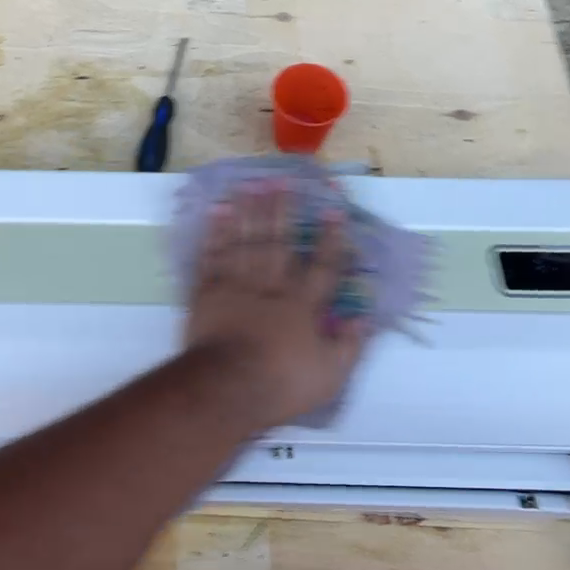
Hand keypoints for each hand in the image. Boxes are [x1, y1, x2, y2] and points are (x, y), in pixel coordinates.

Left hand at [181, 181, 368, 427]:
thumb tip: (363, 317)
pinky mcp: (207, 294)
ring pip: (244, 241)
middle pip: (278, 242)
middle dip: (282, 210)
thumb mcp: (329, 375)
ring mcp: (236, 287)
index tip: (333, 211)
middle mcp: (270, 287)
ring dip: (248, 211)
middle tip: (282, 180)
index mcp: (302, 305)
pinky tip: (217, 212)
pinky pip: (212, 257)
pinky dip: (214, 233)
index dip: (330, 239)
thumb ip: (349, 345)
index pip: (322, 266)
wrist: (224, 390)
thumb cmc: (280, 385)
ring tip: (250, 185)